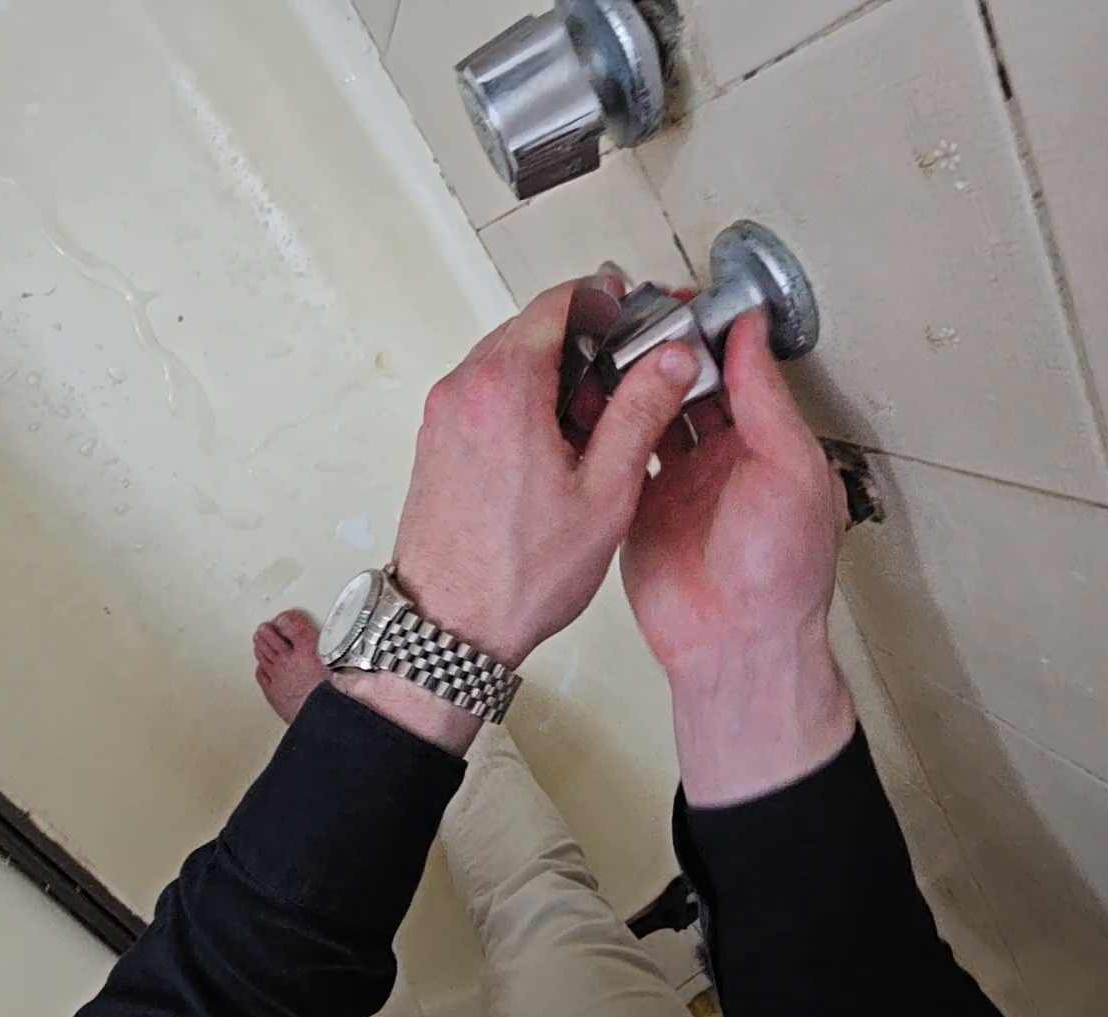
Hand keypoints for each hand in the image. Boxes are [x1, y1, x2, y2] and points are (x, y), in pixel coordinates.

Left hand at [354, 277, 701, 752]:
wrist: (450, 625)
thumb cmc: (519, 576)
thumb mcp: (604, 494)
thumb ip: (639, 413)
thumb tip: (670, 359)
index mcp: (506, 390)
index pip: (560, 301)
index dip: (607, 300)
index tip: (634, 312)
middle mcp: (464, 390)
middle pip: (533, 327)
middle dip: (585, 343)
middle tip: (625, 382)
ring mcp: (443, 414)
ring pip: (508, 359)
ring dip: (554, 374)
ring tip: (592, 428)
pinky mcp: (437, 438)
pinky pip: (485, 392)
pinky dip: (524, 400)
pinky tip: (553, 448)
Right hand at [621, 312, 855, 805]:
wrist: (731, 641)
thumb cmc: (778, 572)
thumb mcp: (789, 469)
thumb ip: (766, 399)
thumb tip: (752, 334)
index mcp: (767, 445)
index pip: (739, 372)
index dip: (713, 337)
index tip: (686, 306)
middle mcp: (724, 460)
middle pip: (691, 389)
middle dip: (667, 355)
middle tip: (638, 322)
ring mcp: (681, 482)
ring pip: (654, 416)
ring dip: (637, 387)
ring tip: (613, 352)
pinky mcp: (643, 506)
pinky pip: (626, 455)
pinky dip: (612, 428)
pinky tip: (598, 402)